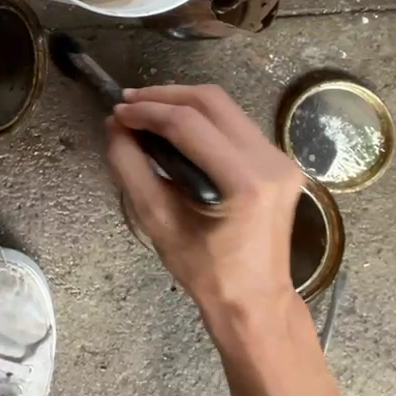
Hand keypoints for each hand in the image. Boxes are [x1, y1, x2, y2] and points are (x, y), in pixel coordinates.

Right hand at [104, 85, 305, 321]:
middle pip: (211, 101)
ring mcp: (280, 160)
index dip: (146, 112)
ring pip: (224, 106)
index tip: (116, 114)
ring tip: (144, 111)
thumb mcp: (155, 219)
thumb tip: (115, 126)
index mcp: (244, 182)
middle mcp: (270, 163)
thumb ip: (129, 166)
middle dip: (163, 96)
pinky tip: (172, 126)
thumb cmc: (204, 269)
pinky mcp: (279, 162)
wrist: (255, 299)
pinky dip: (198, 116)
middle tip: (127, 104)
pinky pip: (234, 122)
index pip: (188, 123)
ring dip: (180, 101)